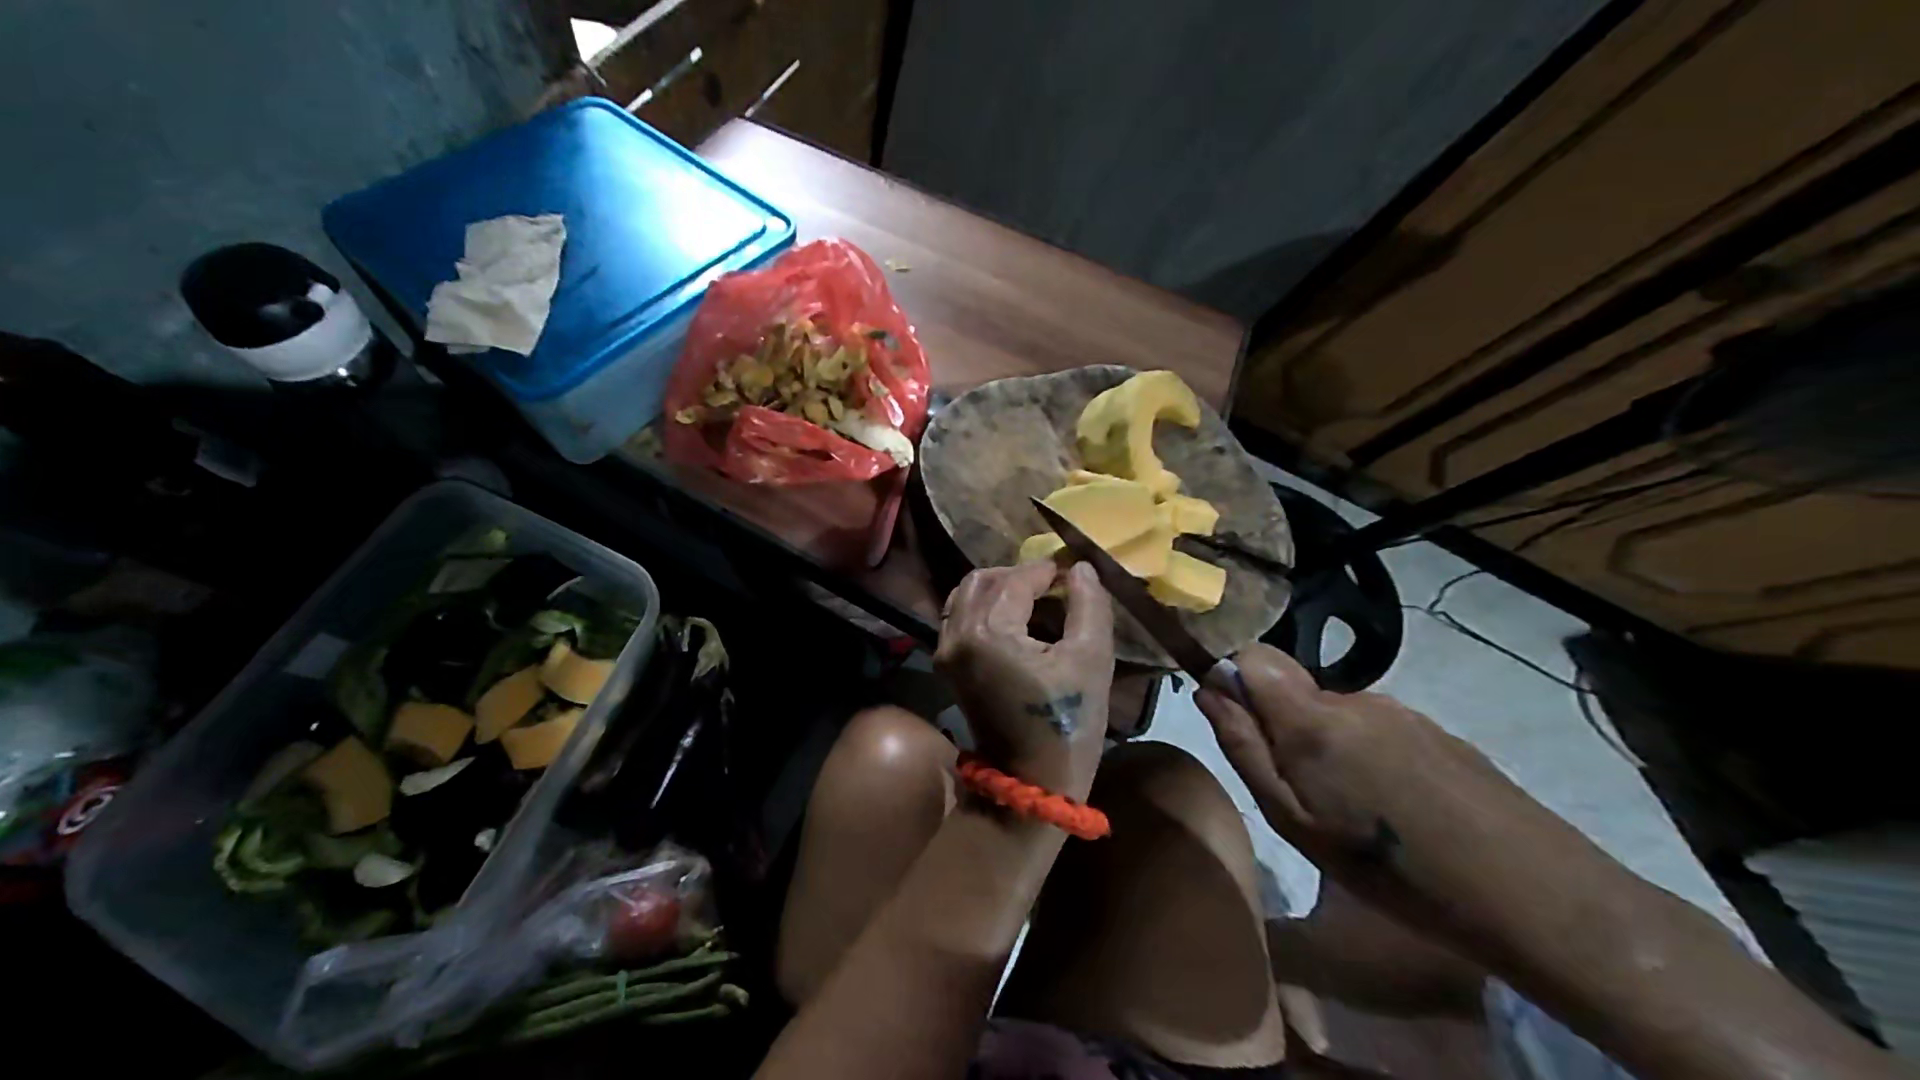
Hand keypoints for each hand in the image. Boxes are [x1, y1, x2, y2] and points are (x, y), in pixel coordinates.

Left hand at [935, 561, 1113, 798]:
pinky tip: (1015, 619)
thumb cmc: (1066, 724)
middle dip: (1018, 574)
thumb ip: (1088, 606)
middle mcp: (957, 635)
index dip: (1046, 569)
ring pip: (966, 596)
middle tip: (1053, 583)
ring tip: (1035, 598)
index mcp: (989, 632)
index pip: (1016, 580)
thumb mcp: (1091, 660)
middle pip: (982, 580)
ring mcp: (946, 652)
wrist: (1030, 784)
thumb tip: (1081, 569)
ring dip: (999, 588)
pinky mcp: (947, 666)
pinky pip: (960, 618)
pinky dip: (984, 607)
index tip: (1072, 569)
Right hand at [1196, 645, 1638, 962]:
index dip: (1232, 682)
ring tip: (1355, 810)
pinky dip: (1366, 756)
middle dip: (1281, 727)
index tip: (1238, 728)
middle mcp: (1354, 698)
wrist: (1538, 897)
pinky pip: (1374, 728)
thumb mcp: (1295, 822)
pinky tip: (1396, 808)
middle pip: (1291, 690)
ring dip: (1325, 746)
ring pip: (1333, 712)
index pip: (1250, 657)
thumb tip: (1208, 689)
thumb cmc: (1392, 869)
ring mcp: (1401, 711)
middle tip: (1303, 795)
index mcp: (1312, 719)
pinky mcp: (1436, 730)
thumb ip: (1245, 748)